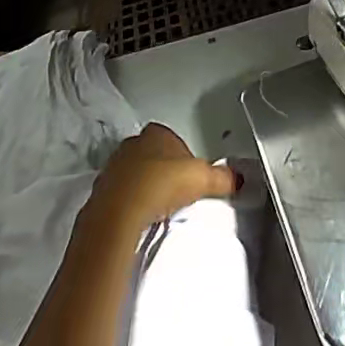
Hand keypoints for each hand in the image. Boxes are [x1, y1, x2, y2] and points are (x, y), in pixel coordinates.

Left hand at [82, 123, 237, 233]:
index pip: (175, 138)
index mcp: (157, 132)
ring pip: (138, 170)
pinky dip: (135, 199)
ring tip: (165, 205)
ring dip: (149, 184)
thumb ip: (223, 177)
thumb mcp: (203, 178)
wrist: (124, 207)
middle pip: (155, 153)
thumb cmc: (162, 182)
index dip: (186, 156)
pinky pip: (125, 189)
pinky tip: (146, 213)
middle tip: (181, 190)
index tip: (195, 175)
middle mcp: (133, 142)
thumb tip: (237, 179)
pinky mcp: (106, 185)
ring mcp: (116, 162)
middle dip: (167, 168)